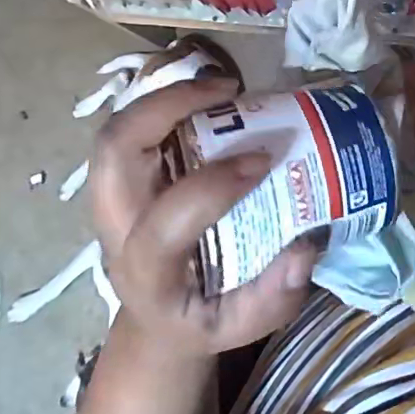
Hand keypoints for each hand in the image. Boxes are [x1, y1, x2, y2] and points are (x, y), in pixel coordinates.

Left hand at [90, 77, 317, 355]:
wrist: (157, 316)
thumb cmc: (199, 318)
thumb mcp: (241, 326)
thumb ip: (273, 297)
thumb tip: (301, 246)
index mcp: (145, 273)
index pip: (162, 227)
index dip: (211, 188)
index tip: (261, 160)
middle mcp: (115, 228)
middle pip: (113, 150)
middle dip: (166, 106)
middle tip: (226, 92)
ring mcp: (113, 197)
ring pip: (119, 128)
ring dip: (167, 98)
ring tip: (221, 88)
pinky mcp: (124, 177)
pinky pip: (136, 126)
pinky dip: (171, 104)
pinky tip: (211, 100)